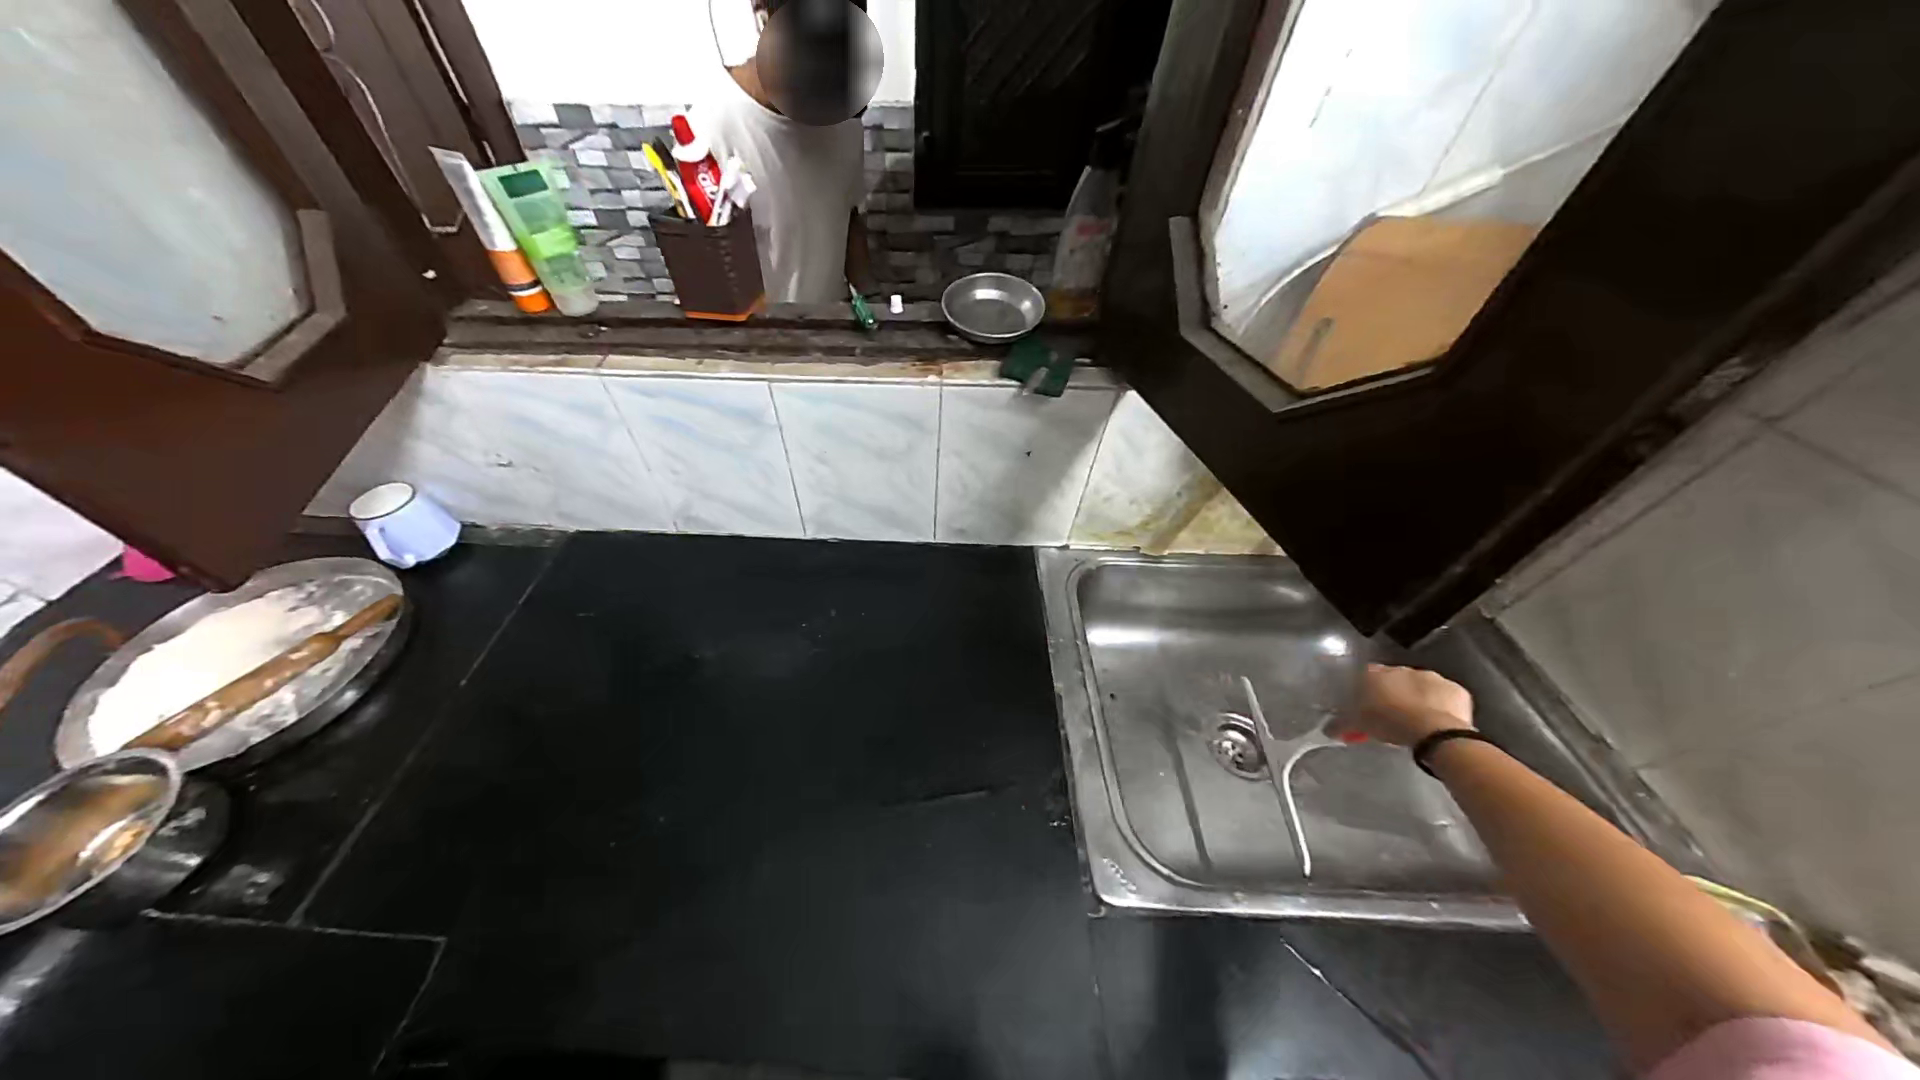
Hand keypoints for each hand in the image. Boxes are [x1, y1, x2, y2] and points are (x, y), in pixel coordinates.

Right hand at [1348, 663, 1474, 746]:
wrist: (1433, 731)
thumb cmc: (1388, 722)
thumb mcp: (1358, 724)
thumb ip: (1340, 724)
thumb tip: (1327, 729)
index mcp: (1375, 673)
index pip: (1364, 675)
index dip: (1365, 690)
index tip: (1365, 706)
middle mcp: (1403, 669)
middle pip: (1394, 680)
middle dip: (1392, 694)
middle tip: (1390, 716)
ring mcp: (1432, 677)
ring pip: (1421, 686)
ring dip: (1417, 699)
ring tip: (1416, 721)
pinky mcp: (1457, 690)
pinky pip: (1445, 697)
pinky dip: (1441, 706)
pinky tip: (1438, 721)